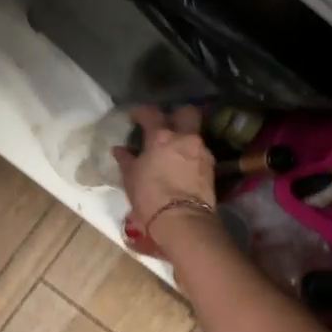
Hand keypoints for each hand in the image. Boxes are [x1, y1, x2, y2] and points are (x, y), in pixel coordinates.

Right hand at [113, 105, 215, 236]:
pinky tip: (183, 166)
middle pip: (186, 112)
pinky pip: (200, 152)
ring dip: (185, 137)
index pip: (151, 113)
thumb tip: (120, 150)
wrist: (182, 219)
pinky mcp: (212, 166)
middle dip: (176, 114)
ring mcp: (201, 150)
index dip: (141, 112)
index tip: (135, 117)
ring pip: (195, 133)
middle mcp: (184, 137)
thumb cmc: (150, 196)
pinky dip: (191, 155)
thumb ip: (126, 159)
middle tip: (166, 125)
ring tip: (174, 150)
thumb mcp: (130, 178)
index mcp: (160, 136)